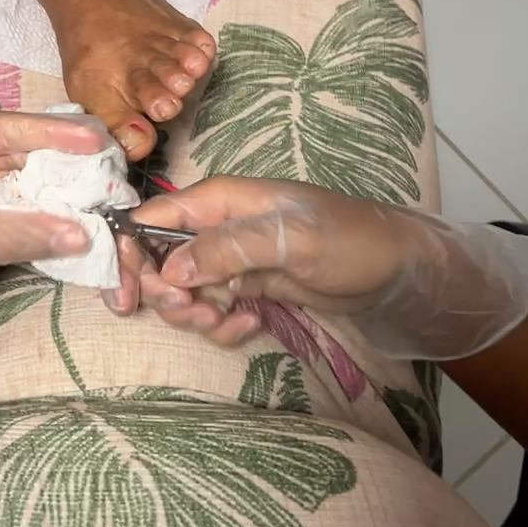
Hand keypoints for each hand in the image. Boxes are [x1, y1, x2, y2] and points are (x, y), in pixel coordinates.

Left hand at [0, 112, 104, 332]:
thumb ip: (23, 233)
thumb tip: (83, 232)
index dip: (48, 132)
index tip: (92, 139)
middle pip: (10, 147)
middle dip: (57, 156)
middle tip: (105, 160)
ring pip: (12, 175)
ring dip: (50, 183)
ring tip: (96, 183)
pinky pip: (8, 202)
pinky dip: (37, 208)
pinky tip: (69, 210)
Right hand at [104, 176, 527, 358]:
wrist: (399, 271)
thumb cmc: (349, 239)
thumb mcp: (290, 239)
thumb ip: (227, 248)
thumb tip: (169, 270)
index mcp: (215, 201)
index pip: (149, 219)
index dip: (129, 253)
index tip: (128, 293)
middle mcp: (212, 228)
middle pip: (156, 261)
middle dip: (166, 293)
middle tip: (198, 310)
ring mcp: (225, 260)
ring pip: (179, 291)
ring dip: (194, 313)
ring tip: (228, 319)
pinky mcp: (241, 288)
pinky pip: (210, 310)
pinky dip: (221, 324)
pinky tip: (251, 323)